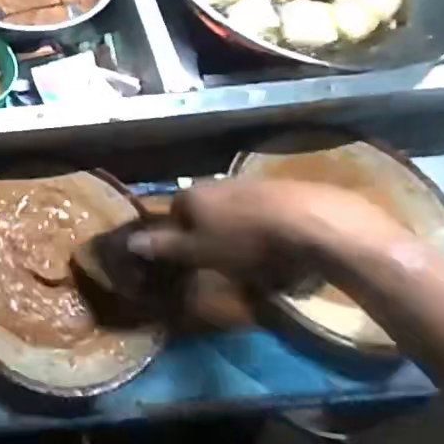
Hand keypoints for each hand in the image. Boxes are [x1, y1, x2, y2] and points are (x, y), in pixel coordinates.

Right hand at [127, 178, 411, 281]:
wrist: (314, 224)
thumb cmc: (246, 241)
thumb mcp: (199, 252)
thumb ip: (165, 246)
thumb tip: (130, 241)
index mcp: (193, 194)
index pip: (174, 211)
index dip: (180, 236)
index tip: (192, 258)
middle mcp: (218, 182)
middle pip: (206, 209)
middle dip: (212, 232)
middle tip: (224, 260)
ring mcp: (253, 183)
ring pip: (236, 209)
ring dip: (241, 230)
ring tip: (257, 259)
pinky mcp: (286, 189)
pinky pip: (266, 211)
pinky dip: (269, 228)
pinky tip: (283, 248)